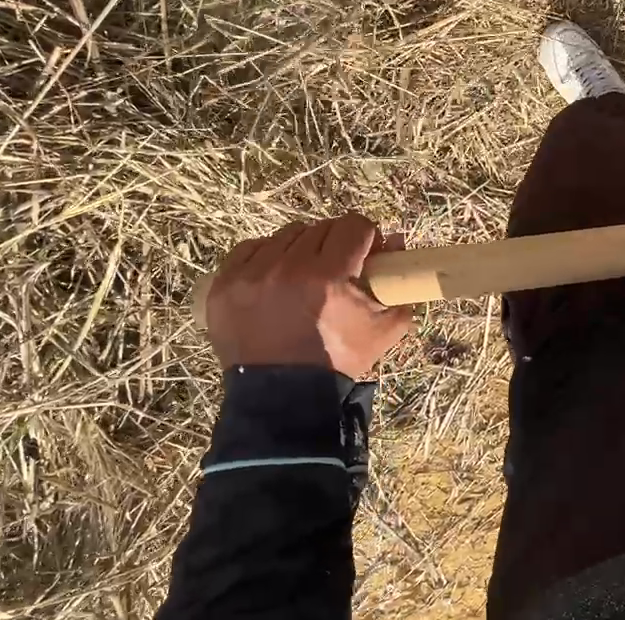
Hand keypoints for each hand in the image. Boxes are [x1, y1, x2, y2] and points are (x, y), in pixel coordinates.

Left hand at [205, 213, 414, 377]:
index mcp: (329, 276)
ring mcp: (251, 276)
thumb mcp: (386, 327)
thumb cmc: (338, 360)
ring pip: (287, 235)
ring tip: (305, 272)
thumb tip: (396, 244)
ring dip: (302, 248)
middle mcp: (288, 268)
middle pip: (322, 228)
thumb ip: (400, 285)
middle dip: (337, 242)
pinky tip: (275, 273)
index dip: (367, 235)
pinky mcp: (223, 286)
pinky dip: (267, 255)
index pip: (354, 226)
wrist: (282, 398)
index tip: (367, 252)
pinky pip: (250, 249)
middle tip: (339, 265)